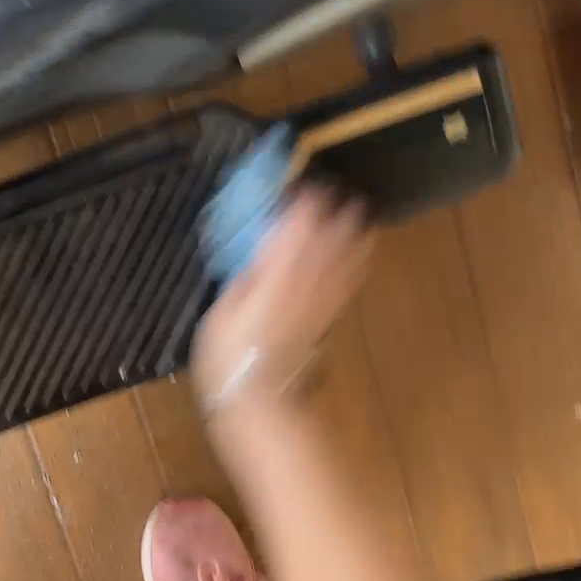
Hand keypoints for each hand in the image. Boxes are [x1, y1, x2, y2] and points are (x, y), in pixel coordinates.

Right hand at [192, 184, 373, 413]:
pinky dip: (355, 257)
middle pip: (334, 234)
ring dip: (353, 229)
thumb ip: (245, 273)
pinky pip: (350, 277)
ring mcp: (324, 297)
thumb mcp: (222, 308)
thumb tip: (259, 245)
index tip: (299, 181)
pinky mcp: (329, 315)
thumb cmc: (228, 354)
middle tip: (332, 190)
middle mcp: (309, 278)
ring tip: (354, 211)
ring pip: (349, 253)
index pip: (301, 222)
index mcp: (279, 272)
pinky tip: (358, 250)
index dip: (304, 199)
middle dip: (335, 208)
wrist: (259, 398)